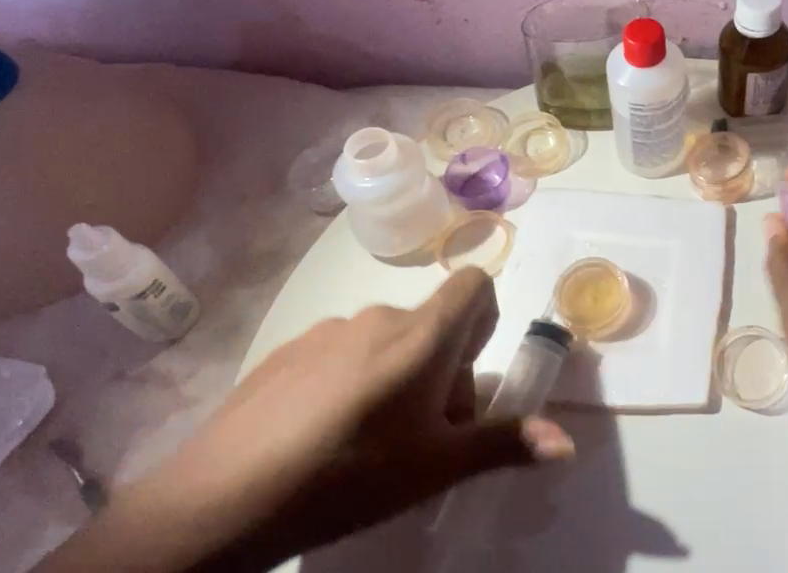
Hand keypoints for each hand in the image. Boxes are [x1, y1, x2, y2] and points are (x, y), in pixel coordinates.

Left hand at [36, 269, 573, 572]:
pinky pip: (338, 353)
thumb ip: (504, 444)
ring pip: (384, 340)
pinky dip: (348, 381)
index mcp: (424, 335)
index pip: (474, 284)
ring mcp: (326, 332)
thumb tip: (568, 442)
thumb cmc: (349, 476)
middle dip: (441, 368)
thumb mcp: (436, 467)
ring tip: (370, 441)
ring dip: (395, 375)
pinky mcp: (284, 353)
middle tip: (424, 433)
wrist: (219, 503)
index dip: (484, 318)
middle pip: (432, 323)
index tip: (466, 373)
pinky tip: (321, 438)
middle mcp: (380, 317)